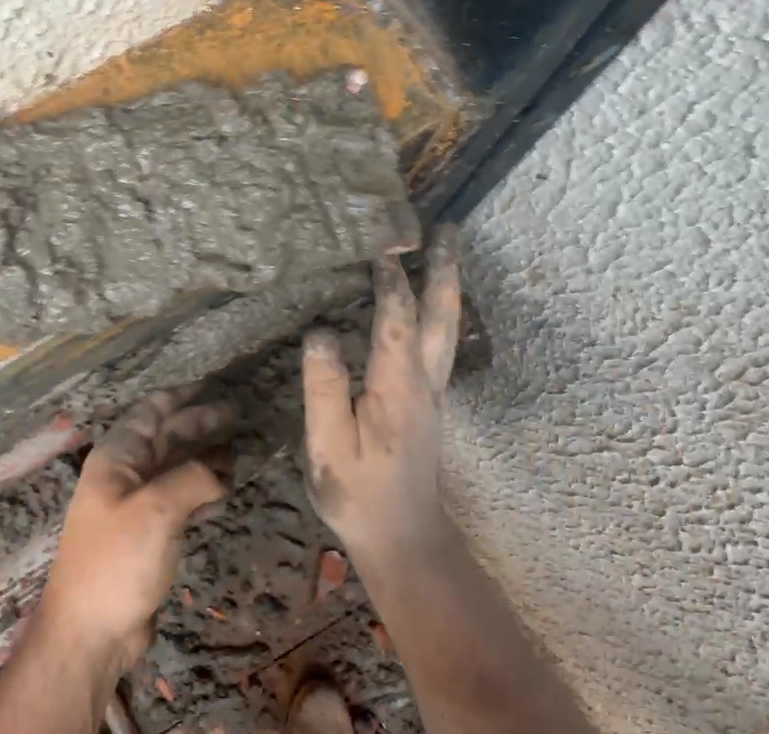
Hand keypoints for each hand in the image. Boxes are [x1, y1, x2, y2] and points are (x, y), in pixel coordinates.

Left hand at [38, 385, 235, 666]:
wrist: (91, 631)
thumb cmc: (117, 562)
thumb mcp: (157, 510)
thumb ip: (193, 478)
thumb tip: (221, 470)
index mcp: (116, 457)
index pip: (149, 412)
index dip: (180, 395)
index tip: (214, 385)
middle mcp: (123, 475)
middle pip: (165, 437)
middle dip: (199, 423)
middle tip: (239, 415)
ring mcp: (133, 507)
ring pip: (174, 468)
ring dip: (204, 456)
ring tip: (241, 449)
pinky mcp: (145, 537)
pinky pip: (179, 500)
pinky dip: (202, 490)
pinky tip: (226, 491)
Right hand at [300, 225, 461, 568]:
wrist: (403, 538)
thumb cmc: (359, 495)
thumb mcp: (328, 447)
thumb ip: (324, 390)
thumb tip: (320, 334)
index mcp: (397, 389)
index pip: (396, 322)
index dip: (390, 282)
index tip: (382, 244)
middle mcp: (424, 383)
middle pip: (441, 317)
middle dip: (445, 271)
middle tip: (448, 231)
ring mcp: (432, 393)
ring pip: (446, 329)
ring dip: (447, 288)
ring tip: (445, 253)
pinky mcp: (428, 404)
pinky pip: (438, 343)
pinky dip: (437, 312)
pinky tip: (428, 305)